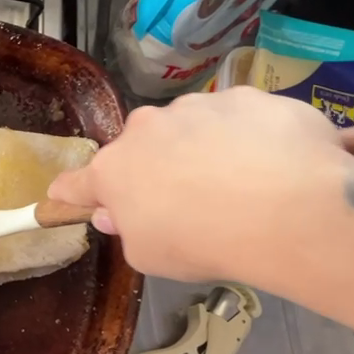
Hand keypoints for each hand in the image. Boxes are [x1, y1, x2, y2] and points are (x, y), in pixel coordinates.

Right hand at [48, 87, 352, 282]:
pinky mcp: (250, 97)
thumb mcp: (149, 256)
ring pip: (191, 127)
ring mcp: (199, 106)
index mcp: (113, 170)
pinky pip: (242, 119)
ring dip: (202, 147)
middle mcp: (147, 128)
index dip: (72, 192)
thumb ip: (127, 231)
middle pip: (140, 147)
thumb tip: (115, 214)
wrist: (287, 210)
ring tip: (240, 182)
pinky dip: (250, 138)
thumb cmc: (201, 242)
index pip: (77, 182)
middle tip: (183, 199)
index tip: (67, 196)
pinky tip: (275, 165)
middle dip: (153, 167)